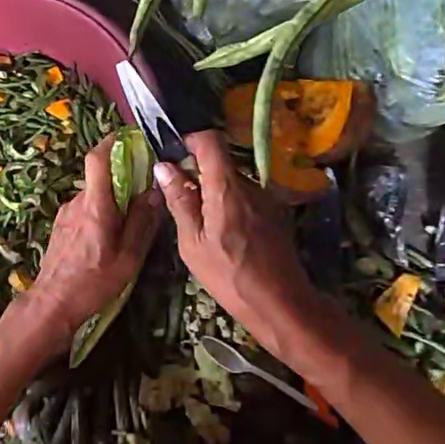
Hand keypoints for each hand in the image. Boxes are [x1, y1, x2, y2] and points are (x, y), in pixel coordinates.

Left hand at [16, 134, 164, 351]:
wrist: (52, 304)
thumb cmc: (93, 282)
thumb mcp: (128, 257)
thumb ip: (142, 222)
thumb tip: (154, 192)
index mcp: (95, 205)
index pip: (97, 159)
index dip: (111, 142)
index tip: (129, 138)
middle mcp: (77, 202)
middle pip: (100, 178)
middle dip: (122, 180)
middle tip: (145, 193)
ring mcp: (66, 214)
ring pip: (94, 196)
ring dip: (112, 201)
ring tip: (129, 223)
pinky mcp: (62, 227)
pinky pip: (85, 210)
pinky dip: (99, 214)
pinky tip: (108, 238)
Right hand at [155, 131, 344, 356]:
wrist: (280, 303)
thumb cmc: (229, 276)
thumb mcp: (193, 243)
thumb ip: (180, 201)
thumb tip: (164, 167)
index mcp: (227, 187)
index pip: (210, 140)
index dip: (190, 140)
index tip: (173, 155)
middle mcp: (250, 185)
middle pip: (220, 162)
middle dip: (197, 173)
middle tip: (179, 201)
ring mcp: (266, 198)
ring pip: (232, 182)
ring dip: (213, 193)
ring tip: (201, 226)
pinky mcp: (274, 213)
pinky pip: (245, 197)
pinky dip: (229, 206)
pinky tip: (224, 236)